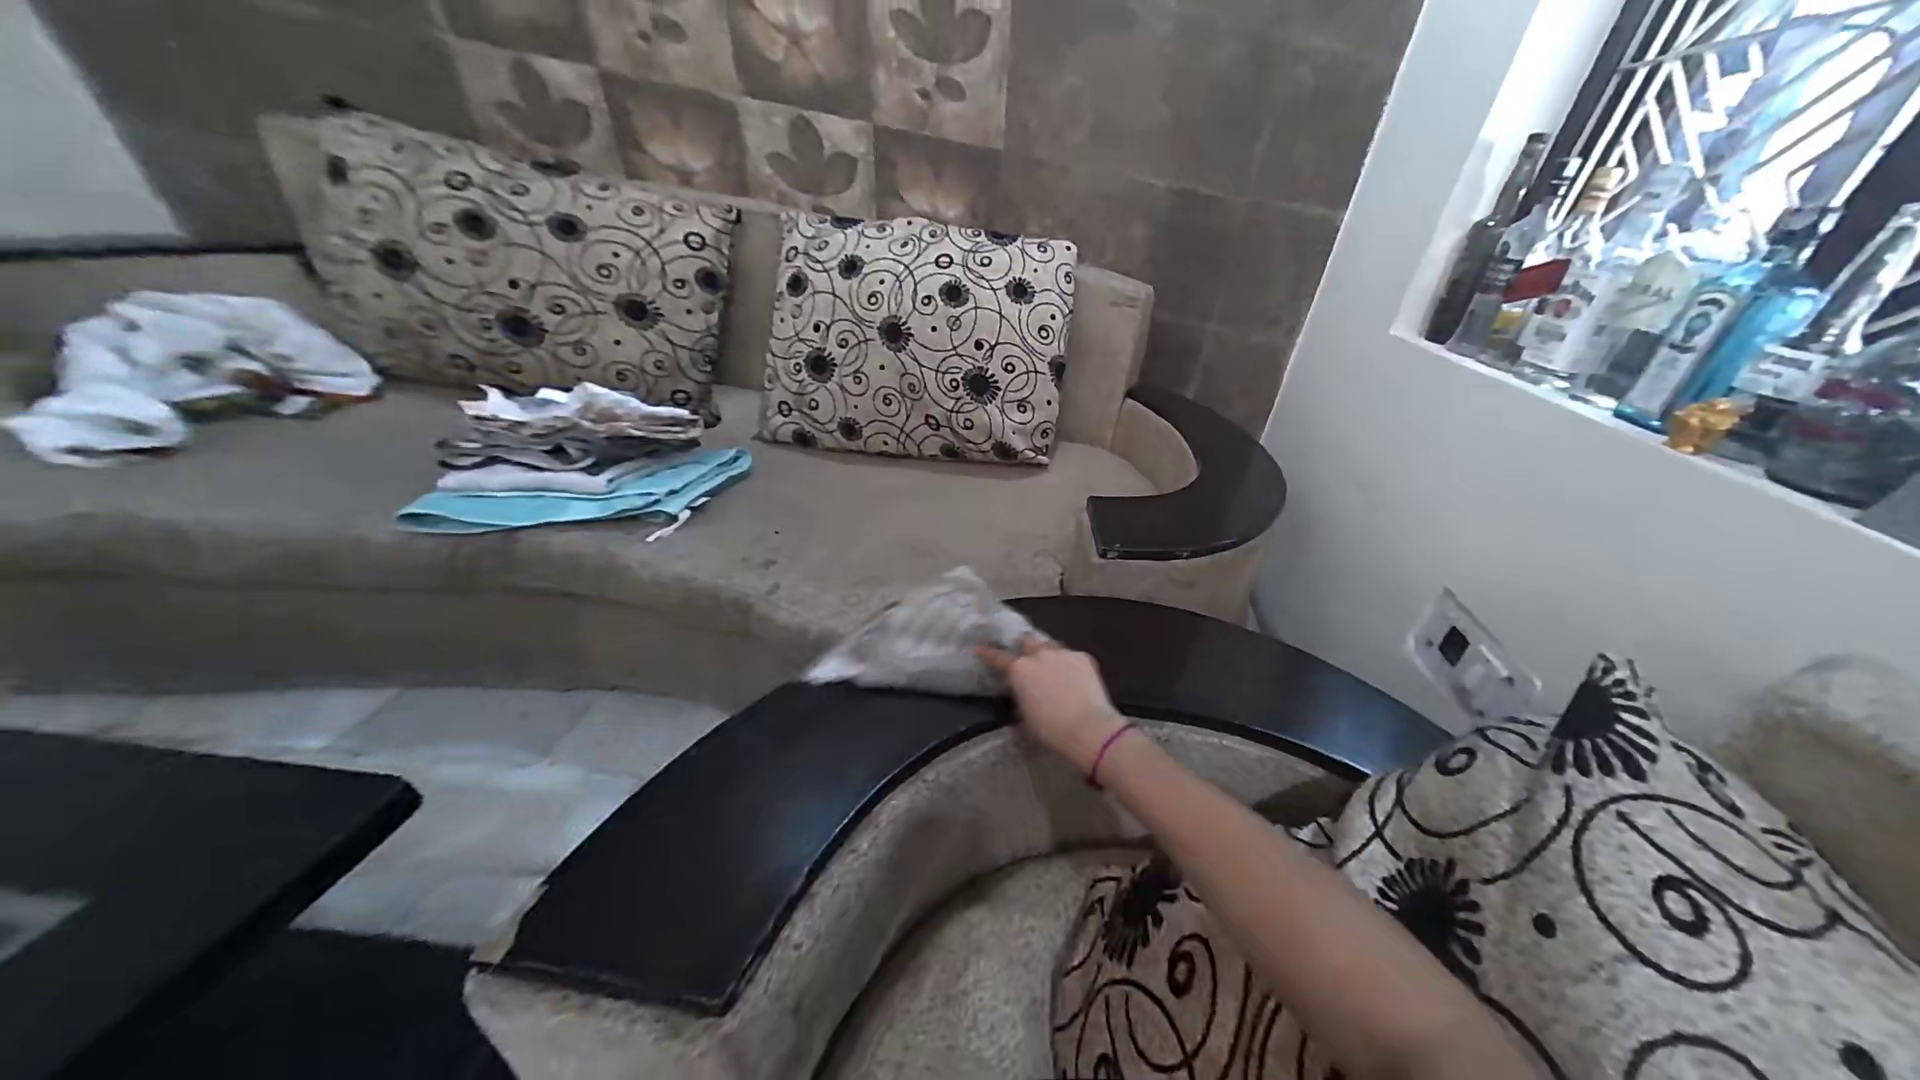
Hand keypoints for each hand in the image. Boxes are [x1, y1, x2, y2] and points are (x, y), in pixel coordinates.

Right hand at [977, 635, 1127, 773]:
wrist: (1087, 727)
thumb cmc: (1050, 729)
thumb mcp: (1025, 718)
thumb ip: (1021, 700)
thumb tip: (1023, 696)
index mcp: (1020, 670)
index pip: (998, 657)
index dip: (988, 653)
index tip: (981, 648)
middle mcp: (1039, 655)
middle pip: (1028, 639)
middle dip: (1026, 646)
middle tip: (1027, 657)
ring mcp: (1063, 653)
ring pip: (1051, 645)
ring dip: (1048, 653)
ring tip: (1053, 667)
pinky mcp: (1083, 657)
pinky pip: (1072, 655)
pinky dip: (1070, 664)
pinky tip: (1075, 677)